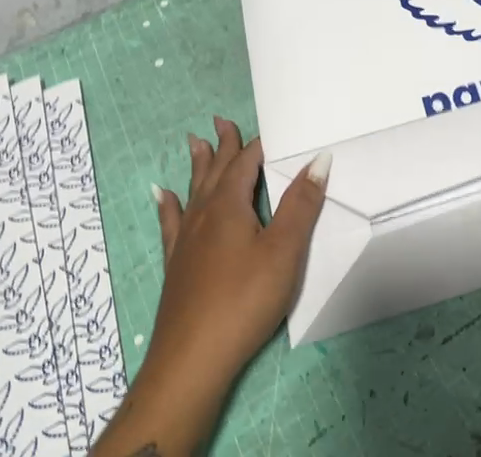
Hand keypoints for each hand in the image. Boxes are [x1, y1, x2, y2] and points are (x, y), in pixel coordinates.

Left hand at [91, 117, 329, 456]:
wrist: (191, 360)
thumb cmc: (244, 300)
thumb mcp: (284, 251)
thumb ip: (301, 204)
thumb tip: (319, 158)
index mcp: (229, 206)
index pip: (246, 163)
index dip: (259, 145)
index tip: (269, 127)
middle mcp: (203, 216)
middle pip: (215, 172)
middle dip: (223, 146)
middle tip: (221, 121)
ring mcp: (185, 242)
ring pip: (193, 192)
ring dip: (198, 166)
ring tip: (195, 142)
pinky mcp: (176, 267)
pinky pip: (172, 223)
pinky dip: (169, 205)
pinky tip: (162, 197)